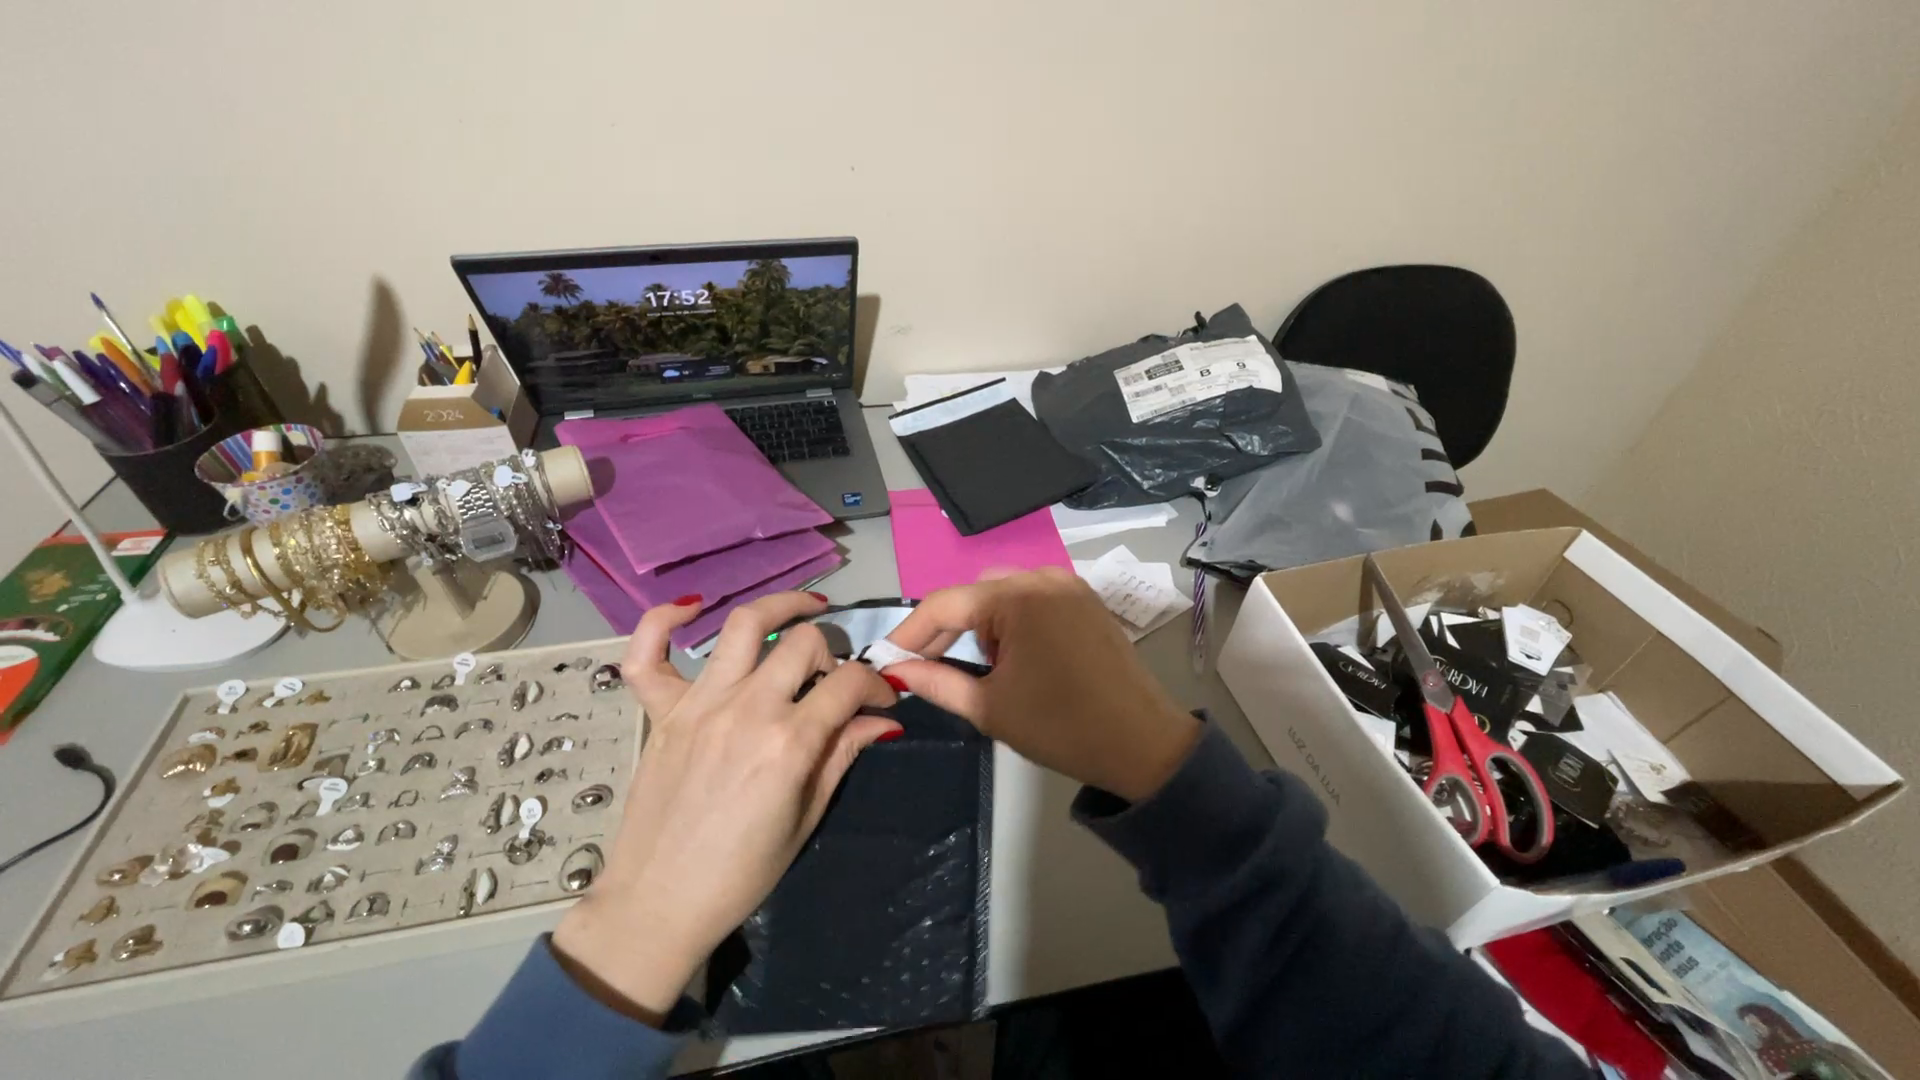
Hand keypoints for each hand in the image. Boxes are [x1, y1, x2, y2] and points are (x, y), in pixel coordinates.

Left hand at [551, 592, 900, 1024]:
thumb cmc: (742, 873)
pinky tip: (691, 609)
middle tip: (832, 681)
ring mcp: (699, 704)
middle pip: (803, 643)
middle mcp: (746, 709)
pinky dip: (663, 621)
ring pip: (743, 625)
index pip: (849, 684)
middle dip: (832, 653)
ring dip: (780, 605)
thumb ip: (842, 755)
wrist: (659, 904)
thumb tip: (880, 719)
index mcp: (789, 743)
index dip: (877, 686)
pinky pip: (647, 654)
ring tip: (804, 608)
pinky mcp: (661, 711)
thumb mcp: (806, 818)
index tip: (881, 702)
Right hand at [885, 568, 1200, 802]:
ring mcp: (1069, 586)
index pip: (945, 604)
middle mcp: (1043, 578)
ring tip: (984, 669)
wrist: (1142, 744)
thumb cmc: (1060, 727)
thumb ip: (936, 682)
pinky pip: (1034, 599)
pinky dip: (1014, 621)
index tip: (886, 659)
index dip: (910, 632)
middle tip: (933, 668)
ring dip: (984, 624)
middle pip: (975, 593)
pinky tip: (1017, 658)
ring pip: (1004, 593)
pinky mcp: (1086, 600)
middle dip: (950, 629)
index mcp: (1017, 598)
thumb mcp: (989, 708)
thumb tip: (895, 670)